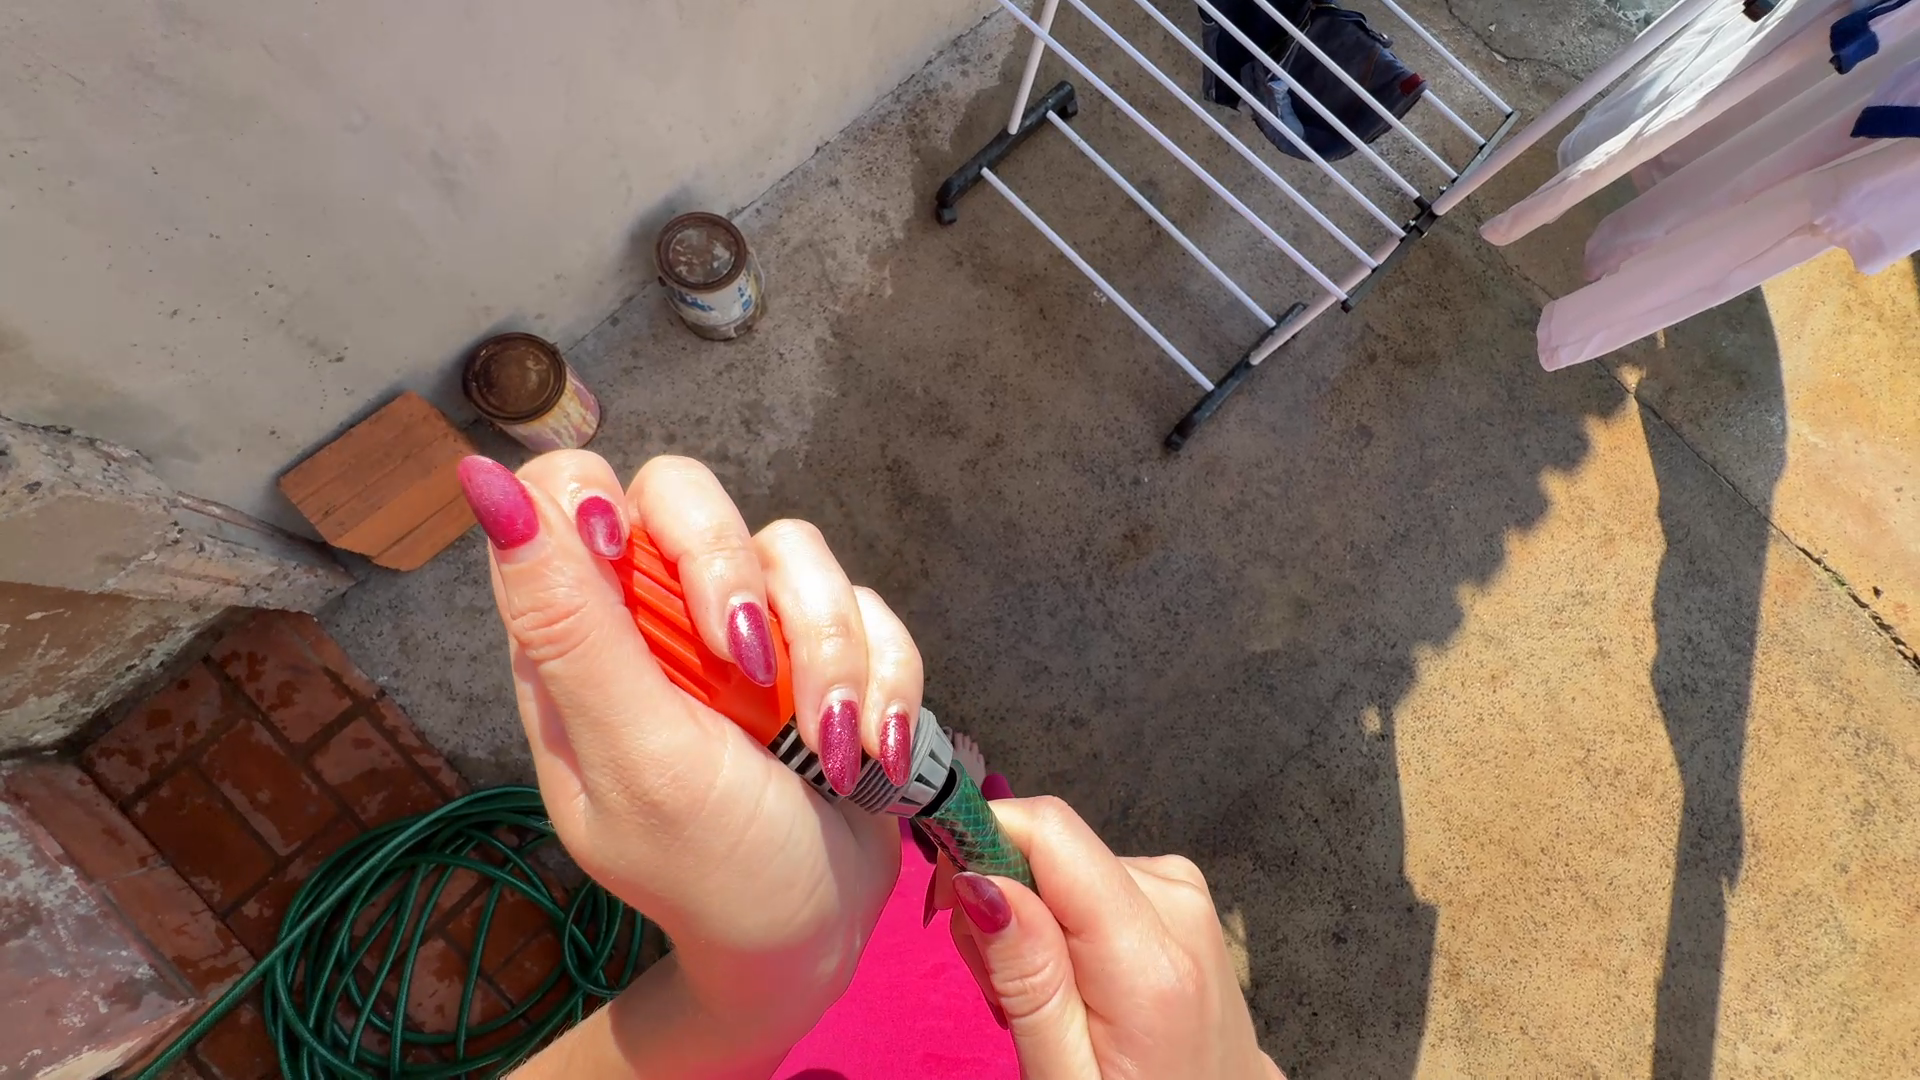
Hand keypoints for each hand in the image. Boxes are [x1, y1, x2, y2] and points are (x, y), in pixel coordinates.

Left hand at [461, 452, 921, 1073]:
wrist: (821, 923)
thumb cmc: (711, 865)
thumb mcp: (637, 763)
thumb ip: (573, 633)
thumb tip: (487, 487)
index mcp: (587, 641)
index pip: (565, 498)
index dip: (595, 500)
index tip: (626, 553)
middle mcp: (668, 614)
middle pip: (690, 495)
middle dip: (738, 574)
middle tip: (754, 666)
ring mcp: (757, 622)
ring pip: (801, 551)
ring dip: (834, 654)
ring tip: (833, 750)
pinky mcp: (832, 639)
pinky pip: (870, 607)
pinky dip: (885, 677)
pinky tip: (872, 751)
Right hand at [936, 798, 1282, 1079]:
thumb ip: (1028, 980)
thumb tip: (980, 877)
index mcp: (1151, 957)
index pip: (1051, 829)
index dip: (984, 838)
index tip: (950, 901)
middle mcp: (1176, 898)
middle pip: (1050, 848)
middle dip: (1001, 896)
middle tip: (997, 985)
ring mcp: (1183, 888)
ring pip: (1064, 860)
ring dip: (1031, 912)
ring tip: (1041, 993)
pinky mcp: (1179, 887)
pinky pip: (1092, 873)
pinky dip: (1065, 915)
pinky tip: (1075, 973)